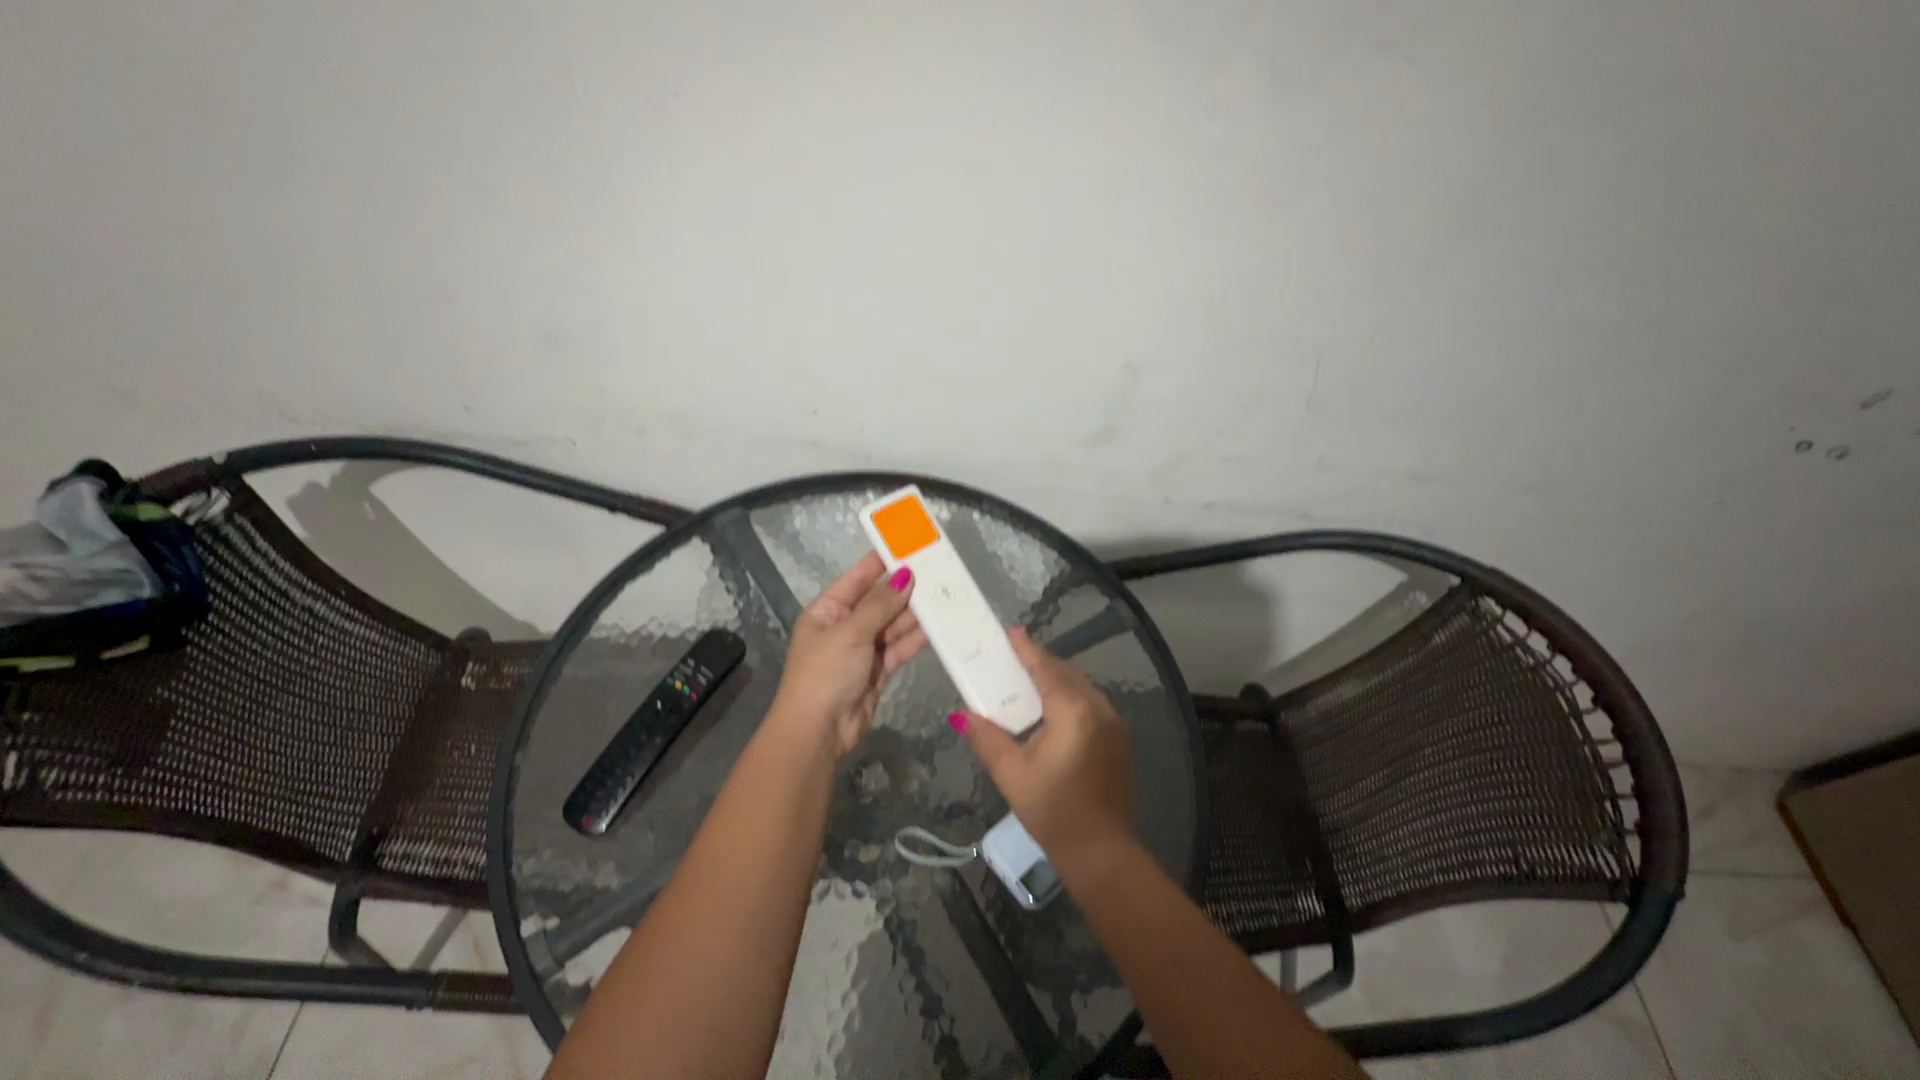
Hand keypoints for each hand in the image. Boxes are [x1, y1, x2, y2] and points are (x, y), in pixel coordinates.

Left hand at [769, 553, 927, 757]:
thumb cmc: (825, 673)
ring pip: (893, 625)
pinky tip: (940, 626)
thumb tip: (906, 575)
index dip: (883, 562)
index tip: (911, 546)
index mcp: (828, 610)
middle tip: (940, 572)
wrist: (819, 731)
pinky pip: (900, 647)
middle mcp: (845, 626)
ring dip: (916, 613)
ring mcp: (862, 649)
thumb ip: (880, 604)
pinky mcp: (878, 671)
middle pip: (880, 601)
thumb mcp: (850, 632)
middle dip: (907, 588)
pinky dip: (917, 638)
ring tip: (947, 596)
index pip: (858, 578)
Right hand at [952, 629, 1134, 865]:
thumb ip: (987, 738)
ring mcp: (1114, 724)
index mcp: (1074, 712)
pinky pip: (1091, 704)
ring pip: (1081, 688)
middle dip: (1040, 662)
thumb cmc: (1053, 812)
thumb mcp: (1012, 774)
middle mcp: (1100, 709)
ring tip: (1026, 678)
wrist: (1101, 851)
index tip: (1010, 632)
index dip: (1027, 650)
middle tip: (1011, 655)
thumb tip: (961, 714)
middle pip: (1066, 674)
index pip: (1047, 669)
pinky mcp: (1119, 739)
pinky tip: (1050, 707)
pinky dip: (1069, 697)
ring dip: (1055, 680)